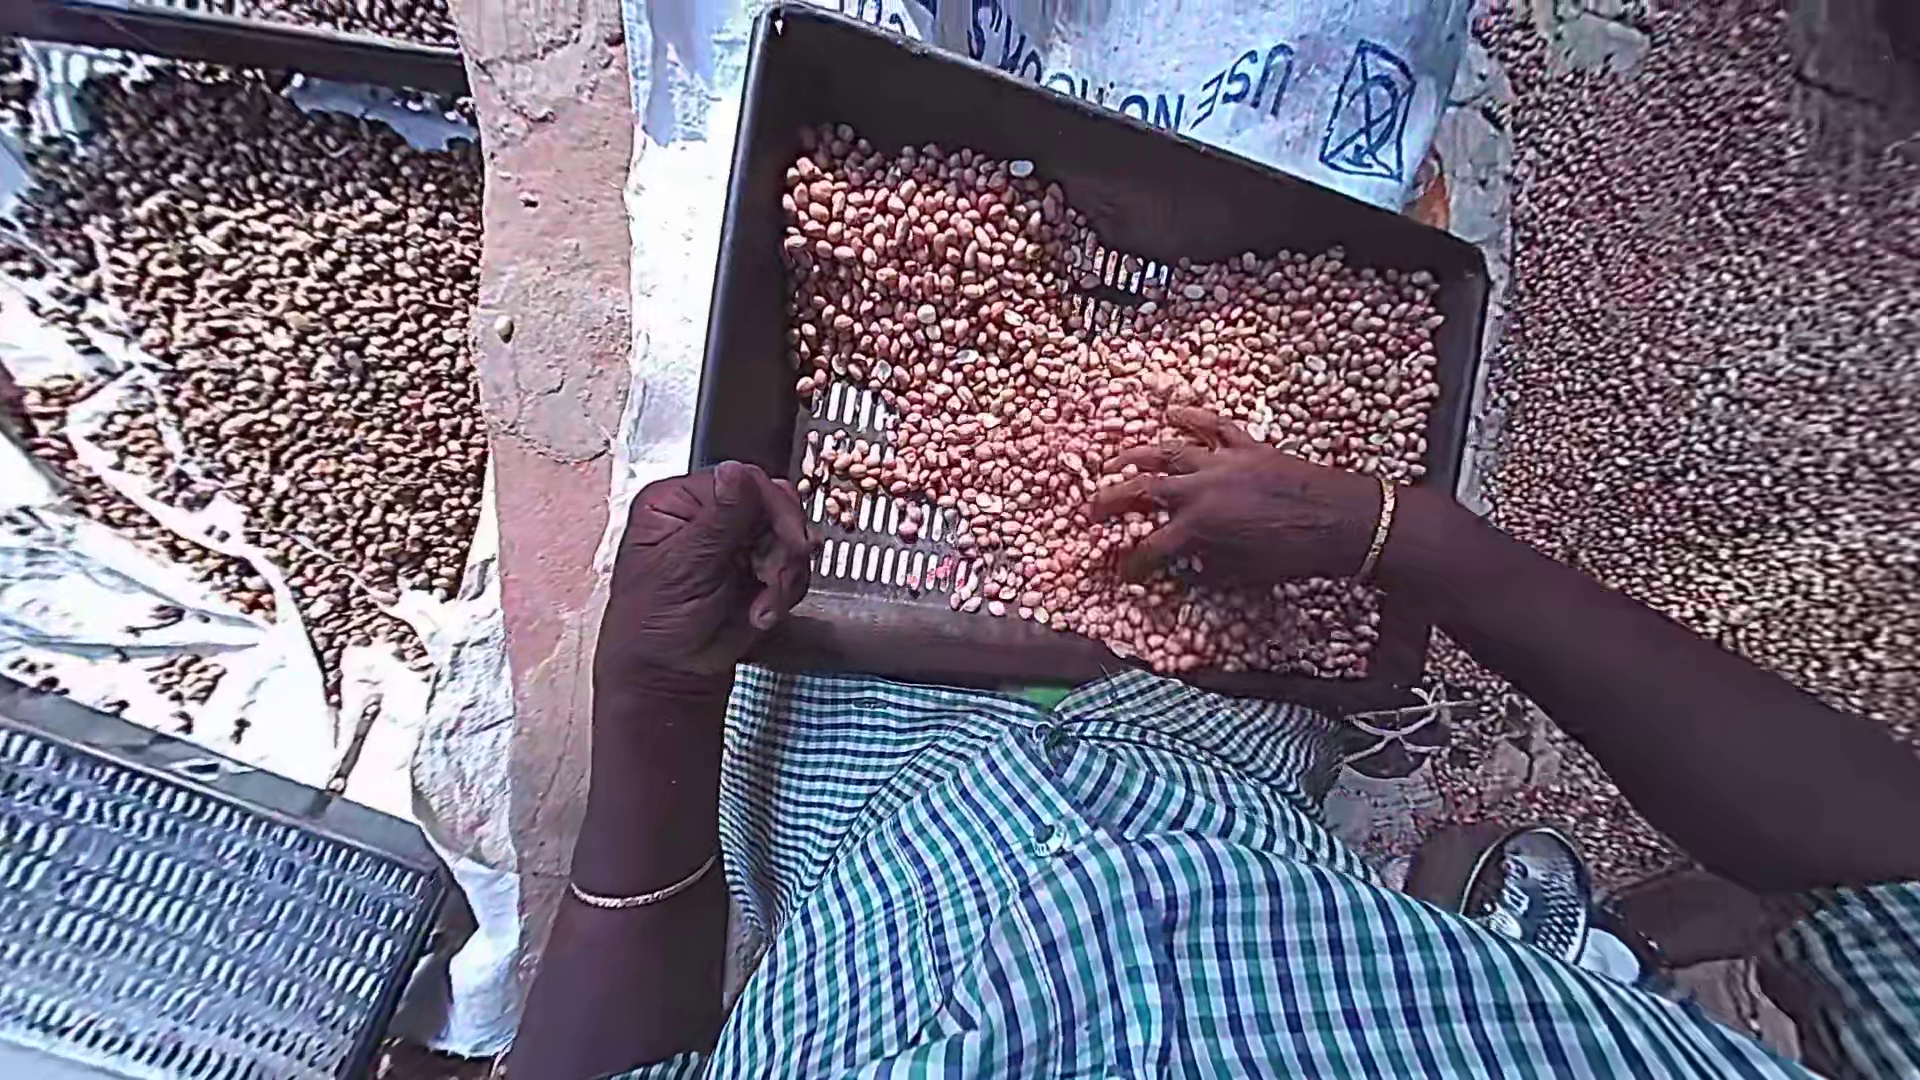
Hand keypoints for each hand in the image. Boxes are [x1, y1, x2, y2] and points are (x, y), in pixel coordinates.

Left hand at [596, 461, 811, 696]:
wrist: (673, 674)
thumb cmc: (655, 622)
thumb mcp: (685, 567)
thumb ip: (719, 520)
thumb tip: (736, 471)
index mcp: (681, 502)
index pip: (742, 481)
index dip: (774, 507)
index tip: (790, 539)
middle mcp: (713, 514)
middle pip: (775, 506)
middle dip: (783, 548)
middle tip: (775, 579)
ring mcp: (740, 540)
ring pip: (791, 536)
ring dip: (785, 574)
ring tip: (763, 605)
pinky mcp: (761, 565)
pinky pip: (795, 564)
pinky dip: (787, 590)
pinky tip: (764, 610)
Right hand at [1087, 407, 1383, 582]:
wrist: (1345, 523)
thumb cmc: (1293, 555)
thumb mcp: (1242, 573)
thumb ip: (1205, 567)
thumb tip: (1184, 568)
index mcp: (1198, 527)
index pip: (1151, 548)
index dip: (1132, 564)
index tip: (1123, 573)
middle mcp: (1200, 490)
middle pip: (1141, 491)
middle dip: (1109, 500)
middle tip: (1091, 508)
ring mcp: (1221, 463)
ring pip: (1167, 452)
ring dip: (1136, 455)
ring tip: (1114, 461)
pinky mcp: (1245, 448)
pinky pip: (1214, 426)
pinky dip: (1192, 416)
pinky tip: (1172, 411)